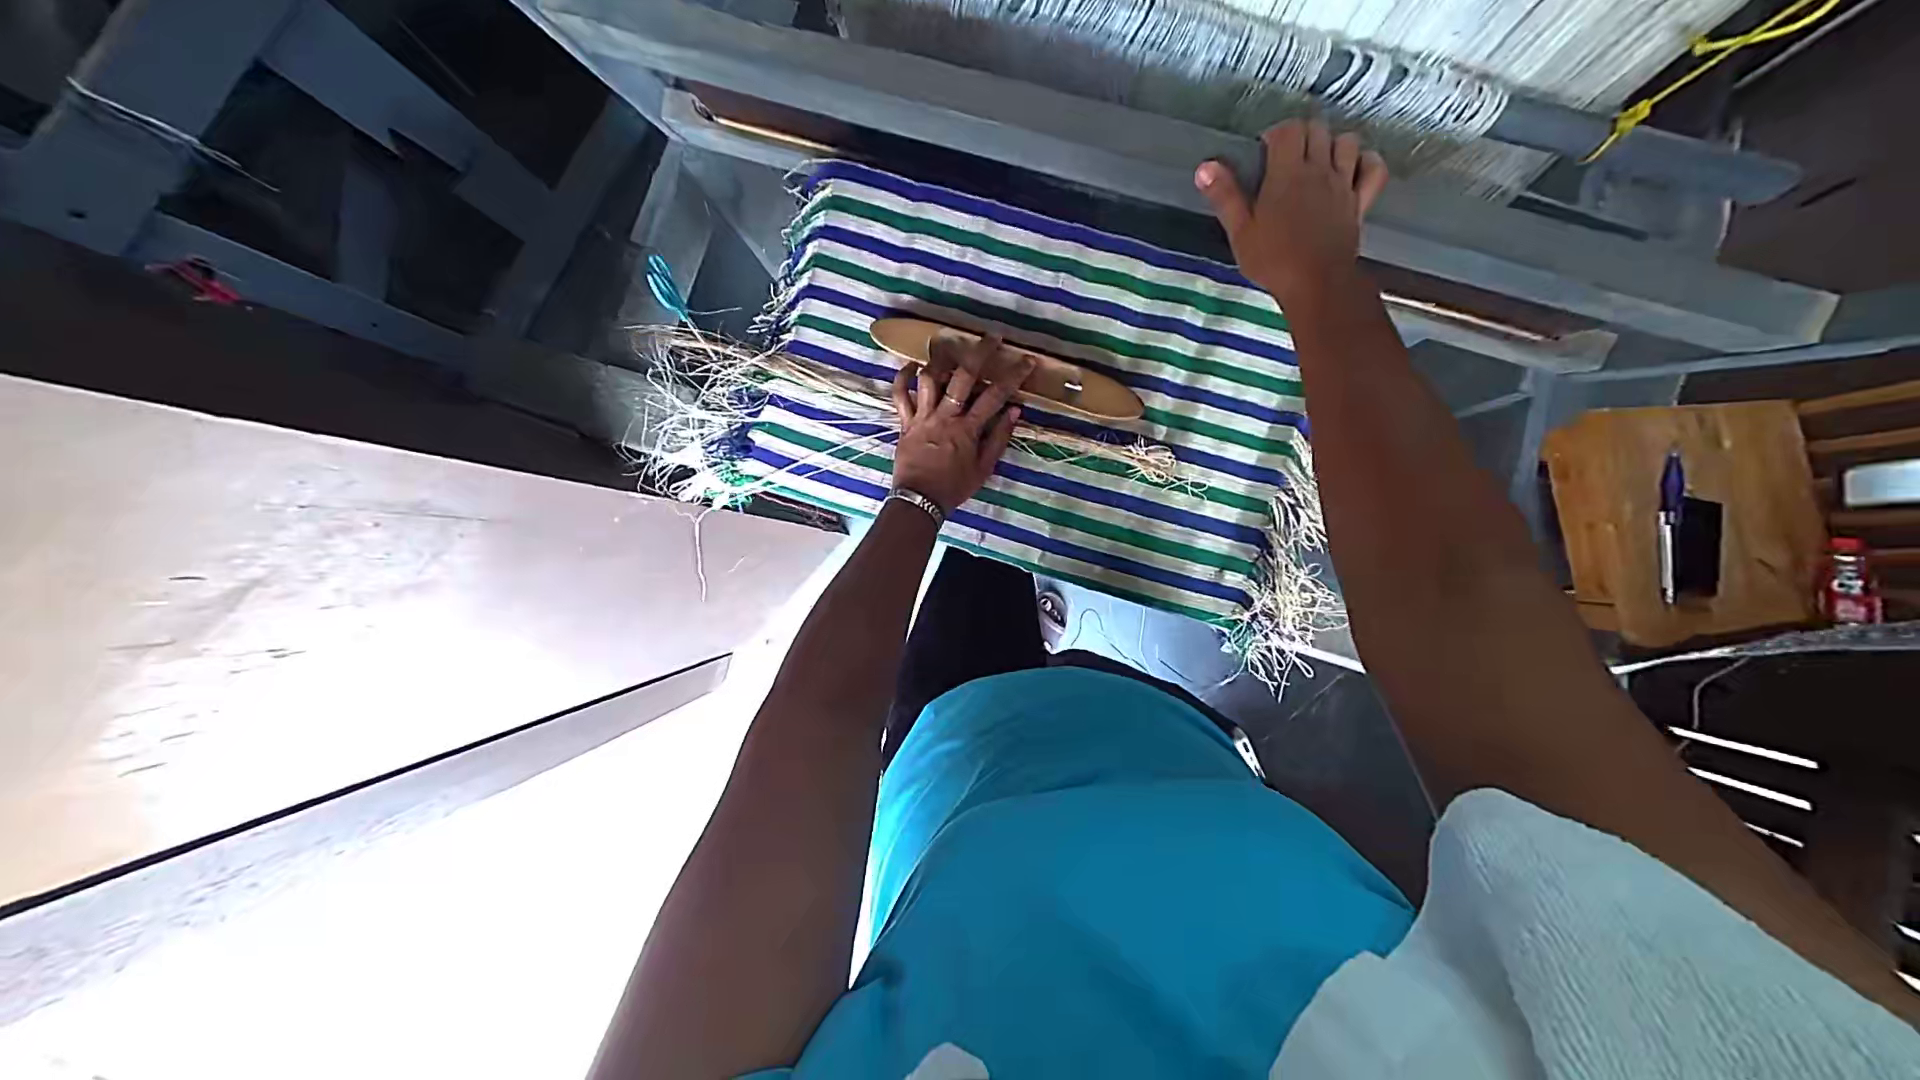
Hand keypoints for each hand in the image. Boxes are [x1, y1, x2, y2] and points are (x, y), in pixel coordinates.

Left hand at [889, 333, 1032, 513]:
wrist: (920, 500)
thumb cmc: (954, 487)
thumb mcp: (984, 468)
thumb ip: (998, 438)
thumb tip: (1015, 411)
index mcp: (967, 429)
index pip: (995, 396)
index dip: (1013, 376)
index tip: (1027, 361)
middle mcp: (945, 416)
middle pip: (963, 376)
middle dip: (979, 352)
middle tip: (991, 337)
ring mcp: (923, 417)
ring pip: (929, 379)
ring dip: (940, 360)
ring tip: (950, 348)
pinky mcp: (905, 422)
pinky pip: (900, 395)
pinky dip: (903, 378)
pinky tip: (911, 365)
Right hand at [1193, 120, 1388, 306]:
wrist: (1316, 283)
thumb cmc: (1273, 260)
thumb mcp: (1240, 232)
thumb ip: (1225, 197)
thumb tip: (1204, 167)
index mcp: (1287, 174)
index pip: (1288, 130)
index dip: (1275, 134)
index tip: (1264, 151)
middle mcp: (1319, 170)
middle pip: (1318, 129)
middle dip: (1301, 135)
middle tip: (1285, 157)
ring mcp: (1344, 184)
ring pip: (1347, 141)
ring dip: (1332, 144)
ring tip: (1316, 161)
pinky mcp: (1360, 201)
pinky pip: (1373, 168)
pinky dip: (1366, 161)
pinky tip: (1353, 168)